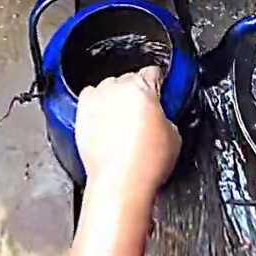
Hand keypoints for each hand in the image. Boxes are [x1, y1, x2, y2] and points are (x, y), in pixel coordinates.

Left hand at [75, 66, 178, 205]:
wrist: (119, 184)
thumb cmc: (145, 163)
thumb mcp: (174, 134)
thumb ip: (166, 115)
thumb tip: (160, 115)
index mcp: (142, 86)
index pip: (153, 72)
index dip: (158, 83)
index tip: (159, 92)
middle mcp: (117, 86)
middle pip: (129, 79)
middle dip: (136, 94)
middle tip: (142, 116)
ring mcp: (97, 98)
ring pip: (109, 88)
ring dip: (115, 99)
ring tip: (121, 123)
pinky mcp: (81, 113)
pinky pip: (89, 99)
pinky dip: (96, 107)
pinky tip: (104, 123)